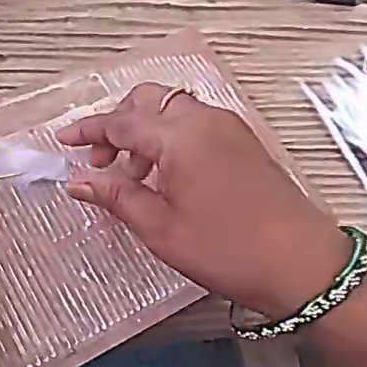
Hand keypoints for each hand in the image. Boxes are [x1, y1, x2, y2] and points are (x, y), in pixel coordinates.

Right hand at [57, 84, 353, 318]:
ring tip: (128, 176)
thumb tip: (78, 181)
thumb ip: (115, 196)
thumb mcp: (159, 227)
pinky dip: (167, 137)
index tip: (63, 141)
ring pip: (172, 110)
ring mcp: (229, 129)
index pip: (122, 122)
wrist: (302, 265)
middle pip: (149, 100)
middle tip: (98, 160)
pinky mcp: (242, 143)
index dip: (88, 130)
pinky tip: (160, 175)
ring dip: (142, 131)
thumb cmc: (226, 249)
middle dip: (116, 122)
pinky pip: (193, 124)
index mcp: (181, 137)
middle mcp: (206, 121)